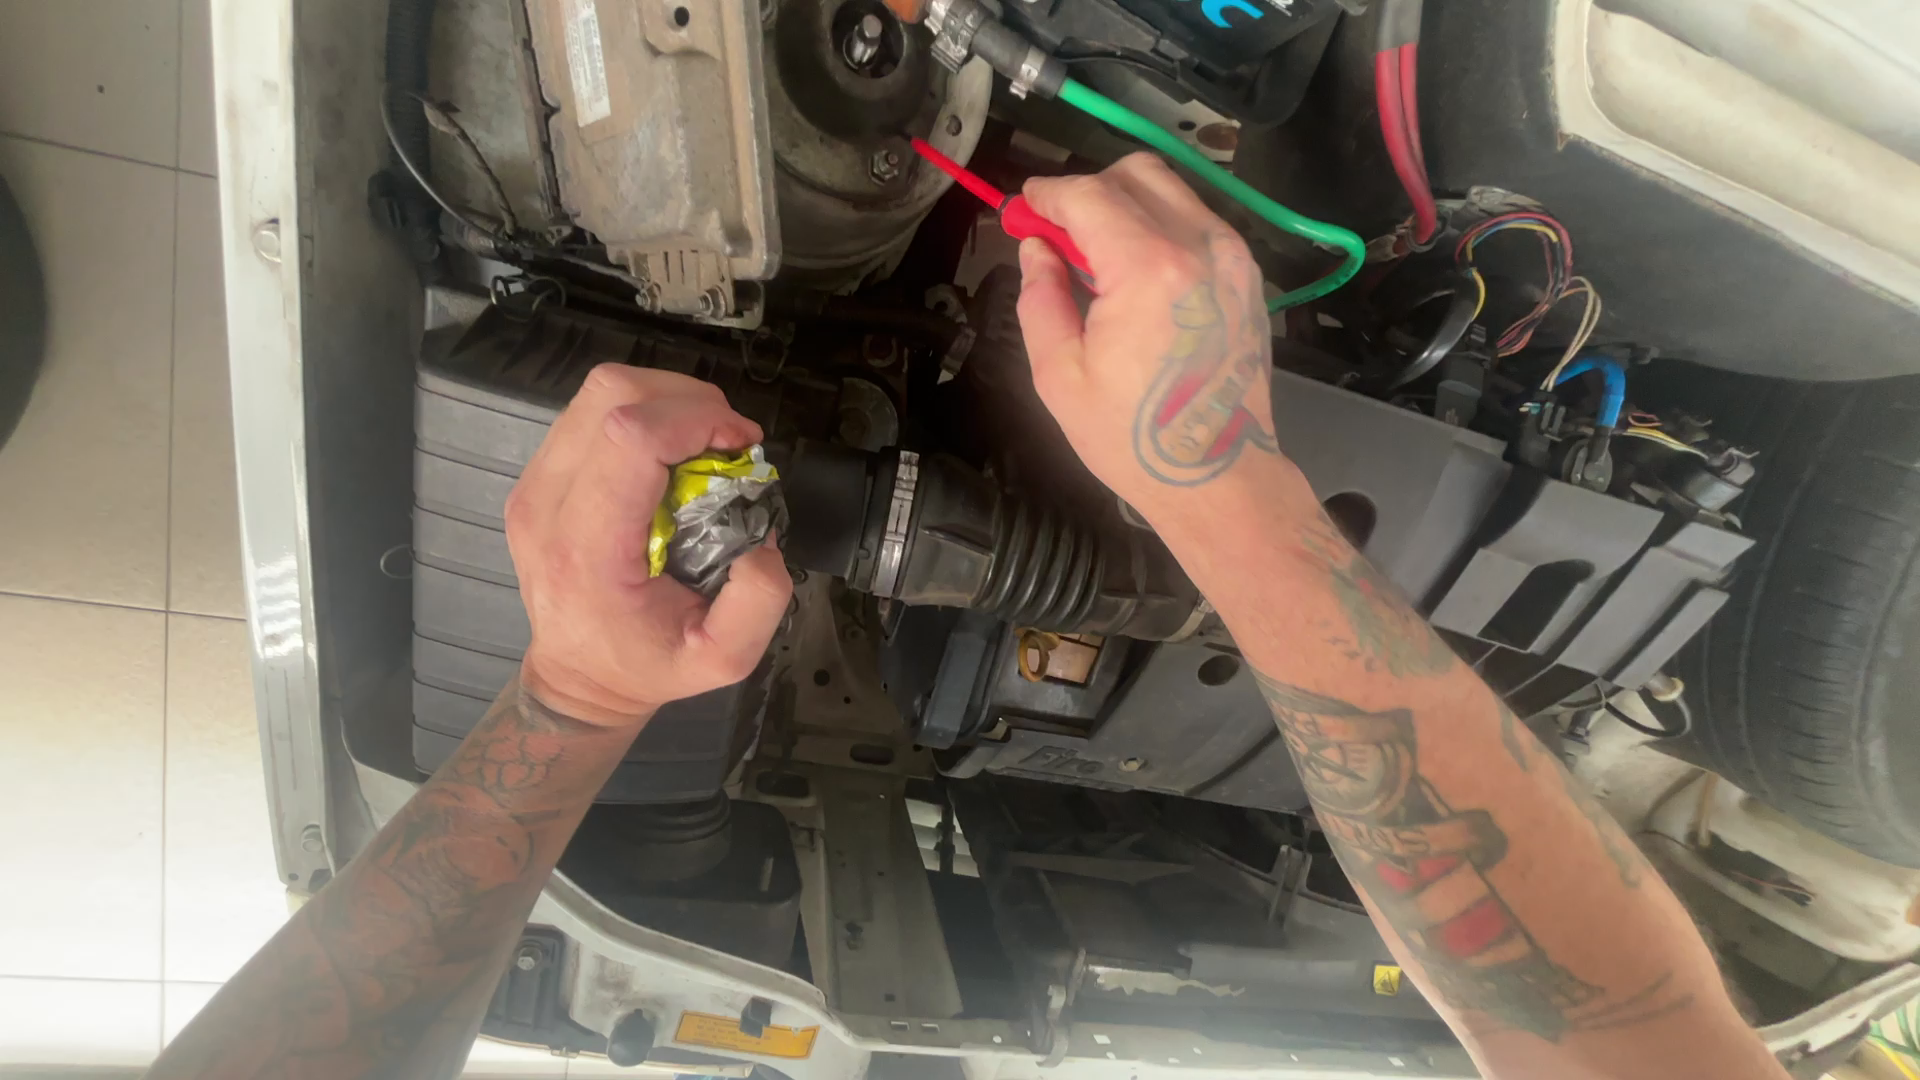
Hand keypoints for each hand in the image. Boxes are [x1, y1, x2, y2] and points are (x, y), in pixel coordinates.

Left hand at [506, 365, 792, 726]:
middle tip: (730, 439)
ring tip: (707, 441)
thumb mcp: (723, 658)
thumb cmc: (648, 664)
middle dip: (689, 399)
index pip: (630, 438)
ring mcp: (534, 483)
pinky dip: (647, 413)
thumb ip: (758, 602)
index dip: (698, 420)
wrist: (580, 677)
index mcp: (588, 549)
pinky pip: (593, 410)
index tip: (742, 445)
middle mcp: (546, 504)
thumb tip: (765, 539)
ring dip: (669, 400)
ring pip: (601, 390)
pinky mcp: (539, 474)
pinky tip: (674, 451)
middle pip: (612, 394)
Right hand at [1017, 153, 1301, 535]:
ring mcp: (1232, 258)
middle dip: (1087, 190)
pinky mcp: (1247, 277)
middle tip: (1057, 231)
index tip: (1023, 205)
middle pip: (1136, 174)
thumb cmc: (1130, 438)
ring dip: (1125, 206)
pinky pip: (1197, 224)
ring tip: (1095, 256)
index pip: (1089, 196)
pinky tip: (1136, 274)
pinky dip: (1159, 228)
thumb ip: (1041, 300)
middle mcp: (1199, 246)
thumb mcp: (1059, 376)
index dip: (1047, 194)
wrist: (1216, 475)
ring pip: (1172, 191)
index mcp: (1147, 269)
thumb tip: (1037, 250)